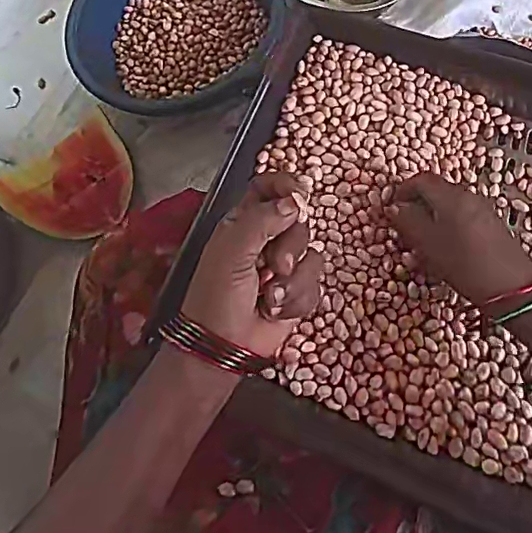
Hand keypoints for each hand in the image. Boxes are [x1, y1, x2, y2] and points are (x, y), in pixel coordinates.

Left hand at [182, 173, 325, 357]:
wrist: (222, 347)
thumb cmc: (216, 296)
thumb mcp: (232, 251)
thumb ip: (261, 220)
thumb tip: (295, 202)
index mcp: (243, 221)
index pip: (268, 187)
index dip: (285, 184)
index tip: (301, 192)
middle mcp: (265, 238)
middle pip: (298, 220)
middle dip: (290, 245)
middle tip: (274, 264)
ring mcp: (283, 265)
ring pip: (311, 253)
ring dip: (292, 279)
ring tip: (268, 296)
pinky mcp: (297, 291)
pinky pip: (315, 283)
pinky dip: (296, 299)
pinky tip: (276, 310)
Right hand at [389, 173, 531, 304]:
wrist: (513, 290)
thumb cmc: (465, 265)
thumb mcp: (429, 245)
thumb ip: (409, 222)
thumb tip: (395, 207)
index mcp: (452, 197)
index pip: (422, 179)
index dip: (403, 189)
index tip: (391, 205)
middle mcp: (469, 197)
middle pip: (437, 191)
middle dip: (416, 205)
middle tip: (403, 226)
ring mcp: (484, 211)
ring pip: (449, 206)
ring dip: (431, 218)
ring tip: (421, 242)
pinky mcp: (492, 226)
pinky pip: (463, 217)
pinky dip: (447, 226)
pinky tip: (444, 250)